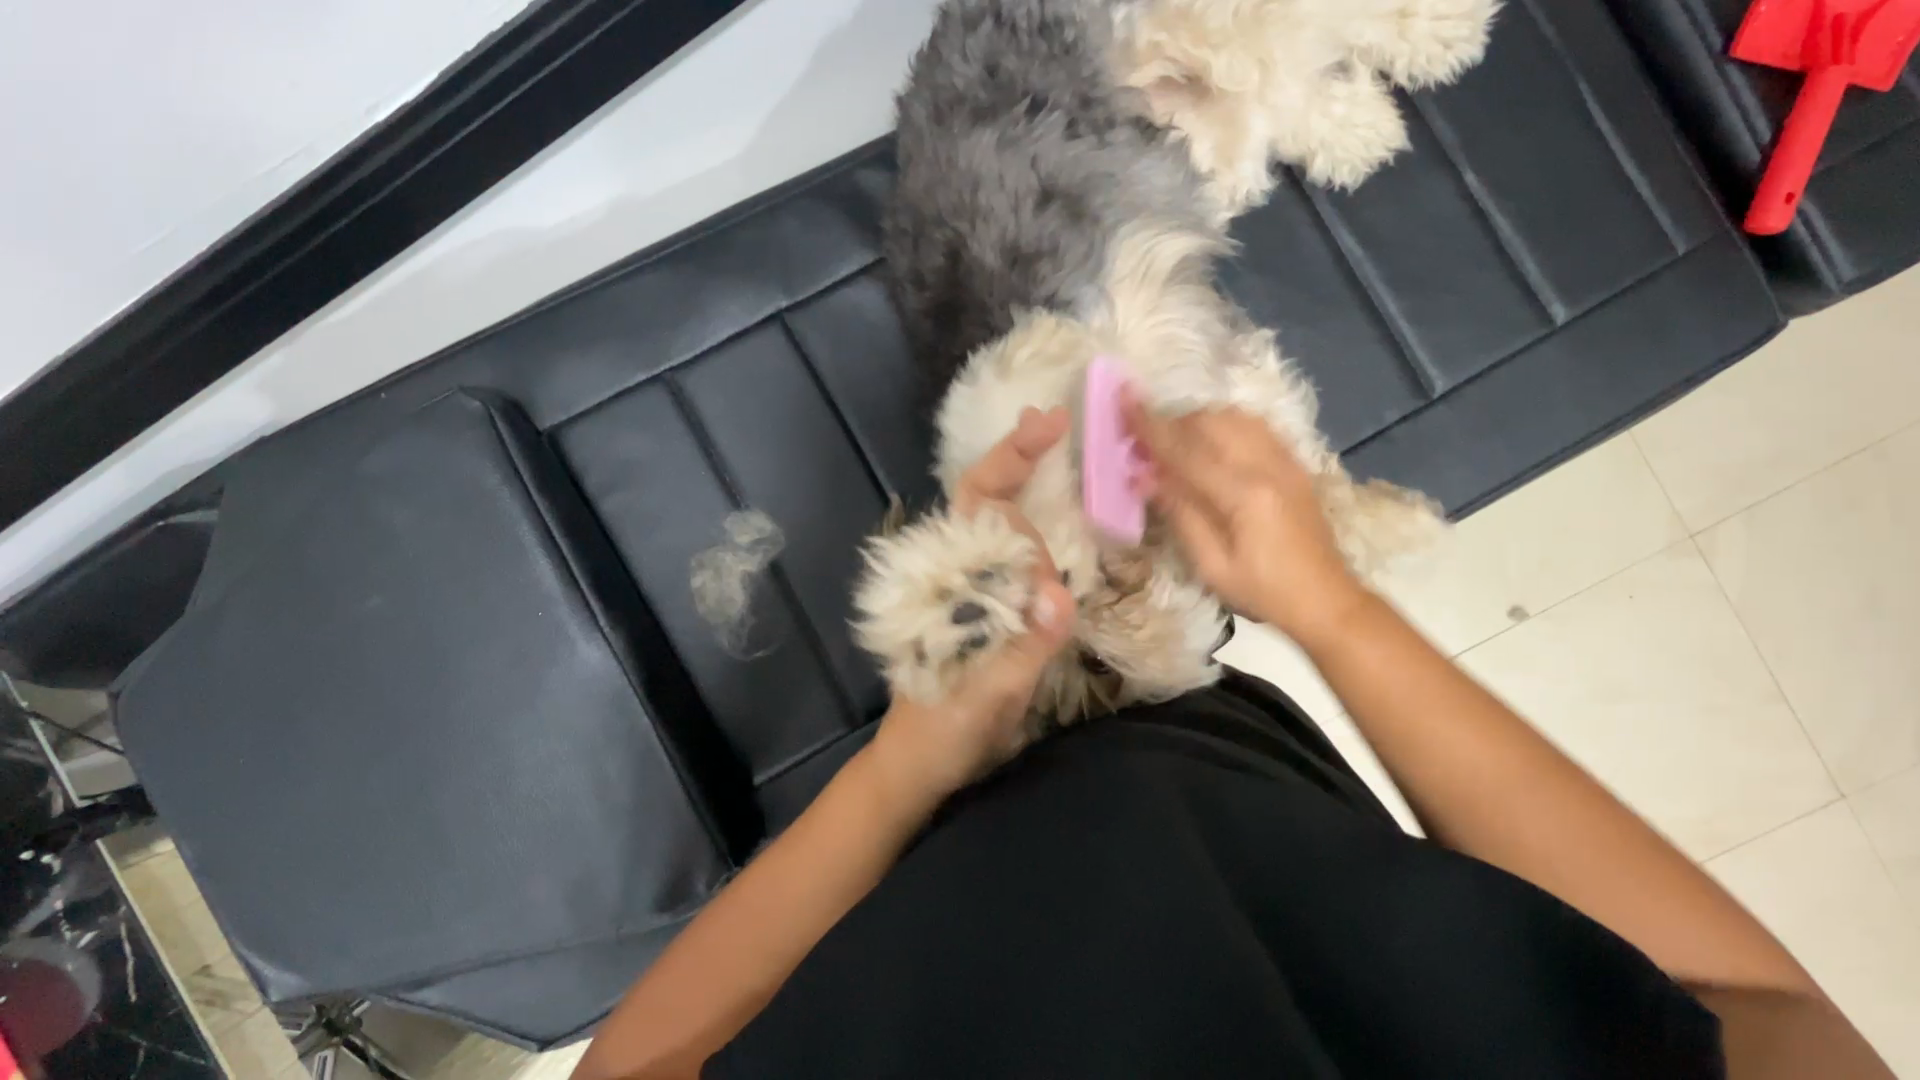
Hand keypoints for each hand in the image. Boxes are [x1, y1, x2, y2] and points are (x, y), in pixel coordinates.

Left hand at [866, 407, 1078, 801]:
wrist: (921, 768)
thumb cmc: (940, 733)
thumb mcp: (983, 697)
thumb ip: (1021, 649)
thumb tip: (1059, 596)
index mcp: (950, 581)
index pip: (977, 501)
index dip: (1010, 458)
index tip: (1049, 425)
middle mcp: (965, 576)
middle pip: (998, 506)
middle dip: (1030, 467)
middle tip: (1072, 435)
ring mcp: (984, 596)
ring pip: (1018, 539)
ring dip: (1050, 514)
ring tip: (1091, 491)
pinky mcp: (1001, 620)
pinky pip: (1033, 578)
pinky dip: (1056, 558)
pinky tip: (1080, 557)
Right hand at [1124, 400, 1369, 648]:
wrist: (1326, 599)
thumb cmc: (1263, 592)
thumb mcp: (1212, 565)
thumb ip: (1180, 514)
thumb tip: (1144, 477)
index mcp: (1243, 495)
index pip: (1186, 451)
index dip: (1150, 427)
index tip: (1123, 400)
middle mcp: (1267, 466)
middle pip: (1211, 422)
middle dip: (1172, 423)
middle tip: (1143, 440)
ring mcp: (1286, 461)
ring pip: (1235, 417)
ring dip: (1198, 421)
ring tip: (1175, 442)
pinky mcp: (1294, 464)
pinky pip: (1256, 426)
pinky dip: (1226, 425)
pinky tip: (1211, 443)